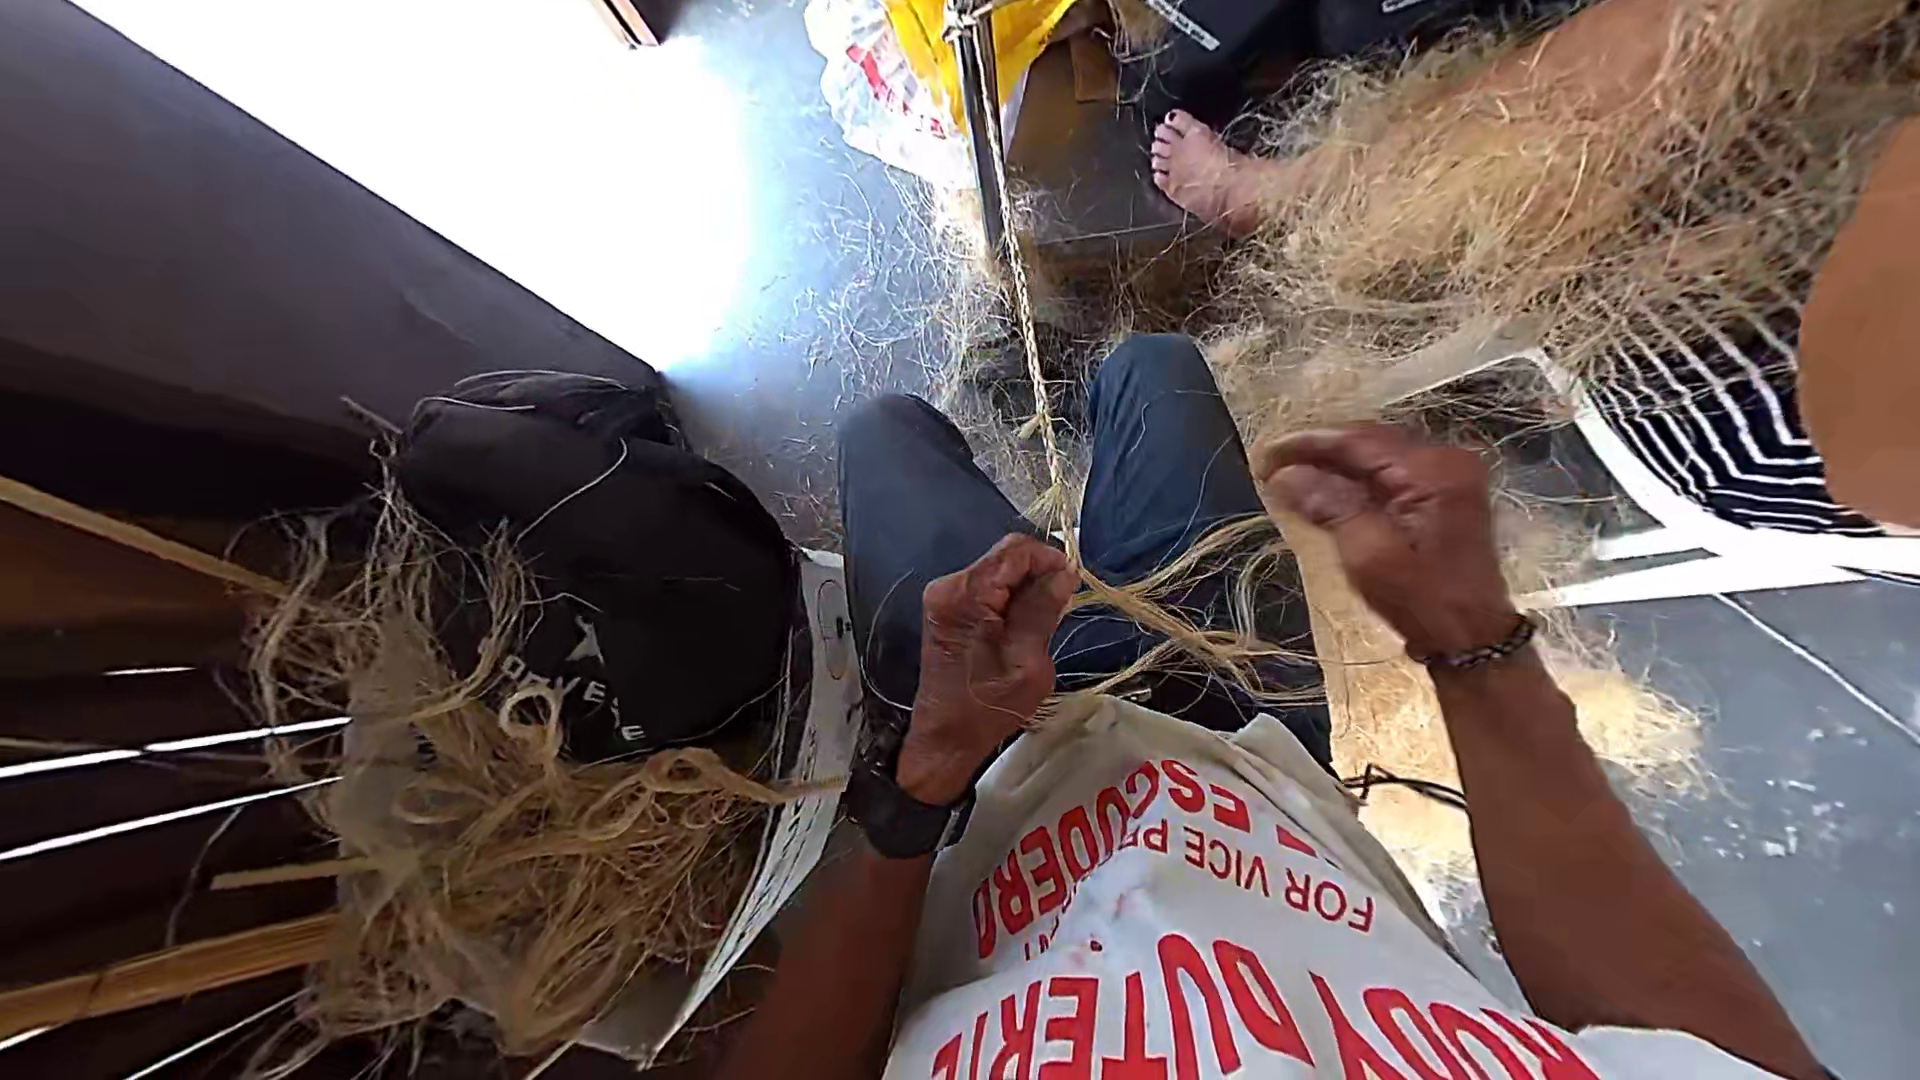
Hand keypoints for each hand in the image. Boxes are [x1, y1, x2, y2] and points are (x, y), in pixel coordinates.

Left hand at [896, 534, 1078, 804]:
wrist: (945, 735)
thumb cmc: (987, 707)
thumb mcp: (1027, 662)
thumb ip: (1042, 610)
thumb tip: (1064, 571)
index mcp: (965, 596)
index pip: (1014, 551)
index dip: (1048, 557)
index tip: (1072, 580)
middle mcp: (948, 586)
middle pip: (1004, 557)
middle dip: (1038, 573)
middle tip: (1062, 602)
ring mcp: (944, 595)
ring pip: (998, 571)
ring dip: (1026, 586)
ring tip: (1045, 616)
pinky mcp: (946, 607)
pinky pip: (987, 587)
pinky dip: (1010, 597)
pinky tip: (1023, 621)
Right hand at [1255, 426, 1516, 657]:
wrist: (1468, 635)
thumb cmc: (1419, 596)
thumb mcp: (1366, 552)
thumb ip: (1329, 505)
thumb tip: (1285, 475)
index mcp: (1431, 470)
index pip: (1356, 440)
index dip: (1305, 443)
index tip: (1264, 456)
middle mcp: (1442, 461)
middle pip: (1365, 440)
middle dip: (1313, 449)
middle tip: (1267, 464)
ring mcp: (1442, 477)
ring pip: (1371, 455)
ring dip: (1327, 462)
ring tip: (1284, 474)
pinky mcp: (1435, 494)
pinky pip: (1381, 473)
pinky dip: (1345, 477)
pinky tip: (1317, 488)